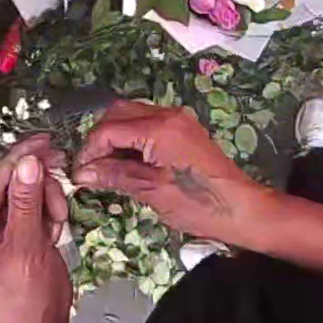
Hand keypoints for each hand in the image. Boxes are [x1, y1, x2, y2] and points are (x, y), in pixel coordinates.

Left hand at [0, 135, 73, 322]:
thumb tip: (28, 162)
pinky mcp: (19, 230)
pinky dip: (49, 209)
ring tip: (57, 222)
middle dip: (35, 178)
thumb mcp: (26, 249)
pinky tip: (55, 229)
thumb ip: (26, 203)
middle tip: (59, 166)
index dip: (16, 160)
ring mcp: (0, 227)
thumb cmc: (27, 301)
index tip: (41, 144)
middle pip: (6, 181)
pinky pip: (34, 204)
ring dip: (46, 196)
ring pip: (24, 189)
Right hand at [72, 101, 272, 246]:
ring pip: (132, 115)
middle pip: (118, 113)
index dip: (89, 151)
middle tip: (90, 167)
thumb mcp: (151, 192)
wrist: (242, 209)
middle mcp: (167, 115)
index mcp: (159, 128)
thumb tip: (82, 174)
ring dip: (114, 136)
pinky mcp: (184, 129)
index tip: (79, 173)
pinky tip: (128, 162)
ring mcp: (178, 120)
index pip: (109, 130)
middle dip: (99, 138)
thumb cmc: (198, 204)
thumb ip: (115, 176)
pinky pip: (148, 123)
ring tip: (106, 167)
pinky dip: (132, 137)